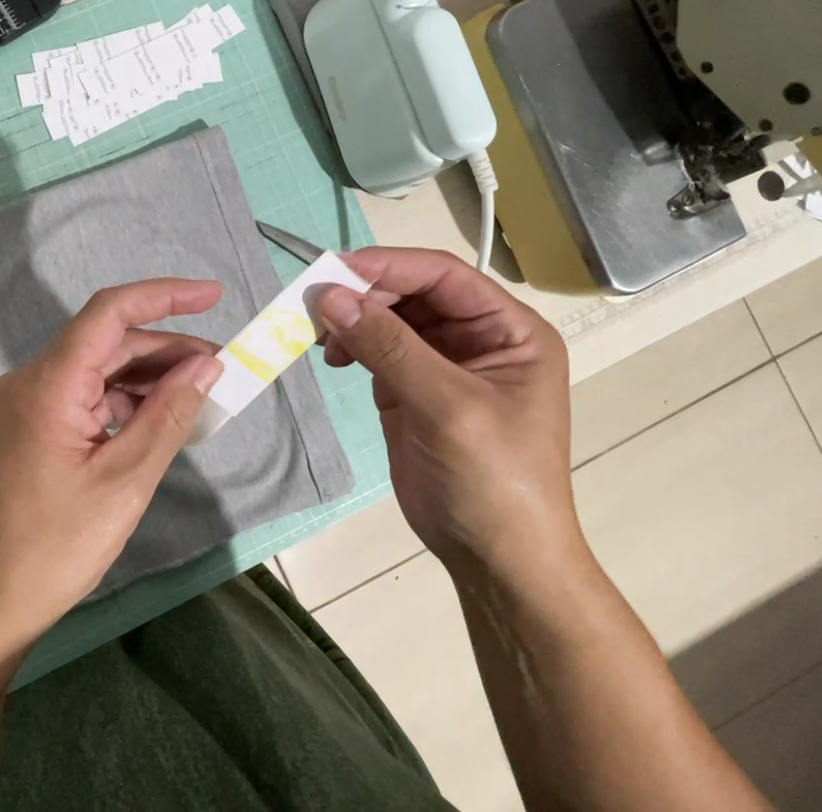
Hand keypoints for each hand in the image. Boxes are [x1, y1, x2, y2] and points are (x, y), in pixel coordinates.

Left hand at [0, 279, 224, 665]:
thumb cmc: (56, 546)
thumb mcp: (126, 480)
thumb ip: (169, 414)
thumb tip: (207, 365)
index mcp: (47, 384)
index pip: (108, 313)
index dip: (164, 295)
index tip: (214, 295)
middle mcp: (29, 381)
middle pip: (105, 343)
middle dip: (165, 348)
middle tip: (221, 367)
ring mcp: (23, 405)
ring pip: (95, 371)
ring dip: (146, 378)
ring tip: (198, 395)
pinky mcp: (26, 429)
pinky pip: (81, 398)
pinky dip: (121, 403)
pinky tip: (157, 419)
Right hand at [313, 248, 577, 576]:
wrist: (494, 556)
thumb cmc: (492, 478)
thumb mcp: (447, 406)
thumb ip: (389, 347)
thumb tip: (328, 297)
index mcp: (509, 330)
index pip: (442, 277)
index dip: (388, 267)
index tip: (332, 272)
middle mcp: (477, 337)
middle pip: (412, 293)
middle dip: (363, 294)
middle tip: (312, 303)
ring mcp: (441, 364)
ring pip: (388, 319)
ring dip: (351, 318)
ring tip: (314, 331)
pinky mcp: (410, 389)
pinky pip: (374, 349)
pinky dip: (349, 344)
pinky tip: (330, 356)